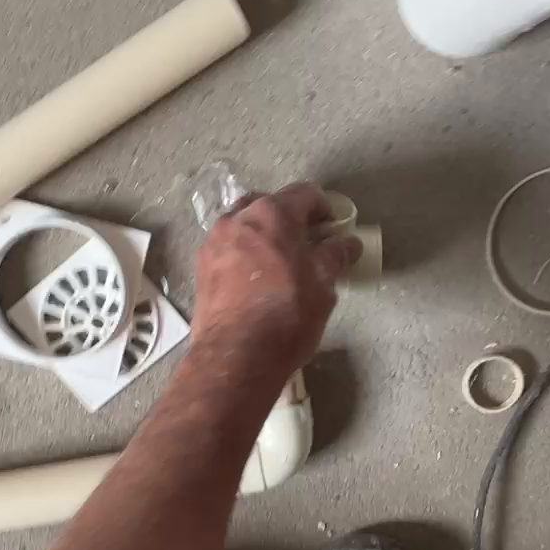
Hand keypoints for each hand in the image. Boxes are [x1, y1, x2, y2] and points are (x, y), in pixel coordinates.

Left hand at [190, 184, 360, 382]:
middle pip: (269, 205)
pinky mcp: (200, 267)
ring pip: (243, 226)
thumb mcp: (322, 285)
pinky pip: (228, 249)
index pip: (304, 194)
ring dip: (263, 235)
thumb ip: (335, 257)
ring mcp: (214, 242)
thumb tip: (349, 243)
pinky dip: (243, 254)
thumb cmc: (286, 315)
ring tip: (278, 263)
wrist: (236, 356)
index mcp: (272, 214)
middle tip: (305, 244)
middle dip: (289, 219)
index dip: (324, 208)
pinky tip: (254, 280)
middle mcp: (237, 219)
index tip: (332, 228)